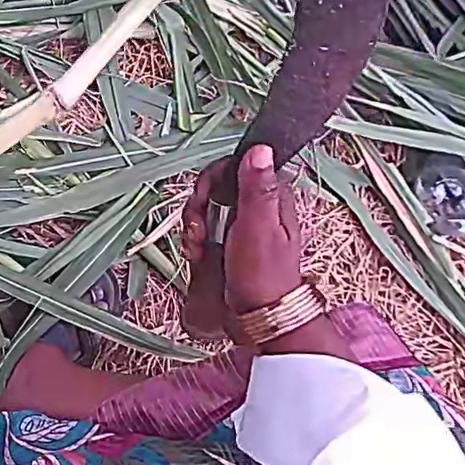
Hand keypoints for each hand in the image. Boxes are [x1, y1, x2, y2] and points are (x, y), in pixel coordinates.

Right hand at [181, 146, 307, 339]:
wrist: (260, 316)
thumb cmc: (262, 274)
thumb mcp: (259, 227)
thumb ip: (257, 188)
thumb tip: (260, 148)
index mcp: (270, 197)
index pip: (235, 167)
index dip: (213, 178)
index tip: (203, 197)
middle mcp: (256, 208)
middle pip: (215, 188)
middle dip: (198, 207)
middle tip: (199, 228)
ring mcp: (241, 226)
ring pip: (206, 210)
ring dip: (194, 227)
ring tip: (199, 248)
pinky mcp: (227, 244)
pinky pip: (203, 231)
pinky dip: (195, 241)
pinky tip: (198, 255)